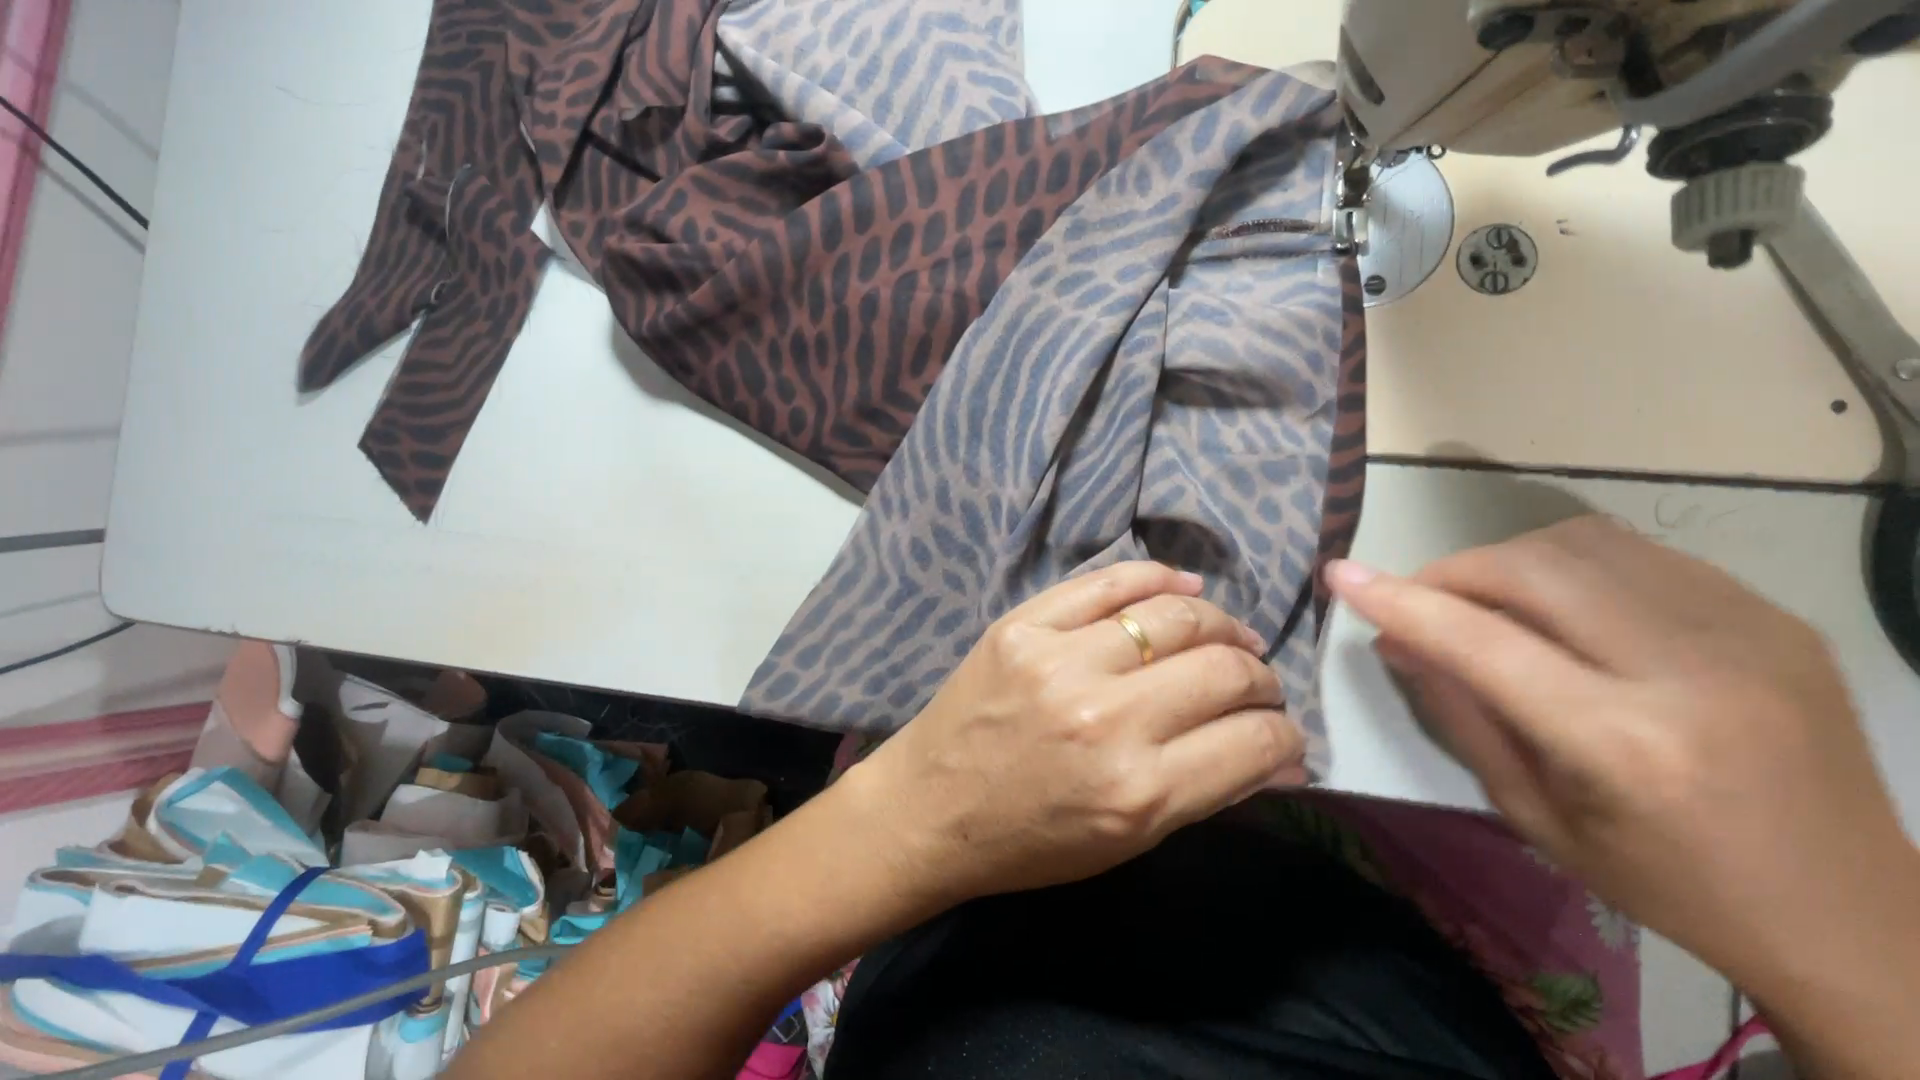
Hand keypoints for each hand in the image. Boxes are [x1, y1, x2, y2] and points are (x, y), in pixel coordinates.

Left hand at [845, 561, 1305, 908]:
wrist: (927, 810)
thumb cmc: (1030, 841)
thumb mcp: (1127, 842)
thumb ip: (1205, 792)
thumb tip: (1280, 752)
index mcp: (1138, 792)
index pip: (1254, 741)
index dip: (1286, 735)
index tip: (1282, 733)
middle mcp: (1107, 720)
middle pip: (1226, 669)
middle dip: (1260, 677)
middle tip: (1256, 684)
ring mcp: (1060, 662)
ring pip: (1178, 615)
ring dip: (1220, 624)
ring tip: (1227, 637)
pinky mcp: (1022, 626)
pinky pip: (1108, 582)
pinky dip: (1157, 578)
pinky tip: (1183, 587)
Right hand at [1325, 516, 1913, 987]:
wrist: (1851, 911)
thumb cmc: (1667, 884)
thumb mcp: (1538, 817)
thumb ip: (1461, 717)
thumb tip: (1395, 641)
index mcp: (1624, 744)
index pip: (1483, 642)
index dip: (1402, 601)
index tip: (1341, 574)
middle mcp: (1690, 670)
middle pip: (1534, 569)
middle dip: (1454, 571)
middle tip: (1417, 599)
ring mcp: (1746, 632)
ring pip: (1586, 544)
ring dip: (1510, 560)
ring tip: (1484, 600)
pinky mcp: (1775, 617)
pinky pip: (1642, 557)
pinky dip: (1574, 567)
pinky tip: (1562, 607)